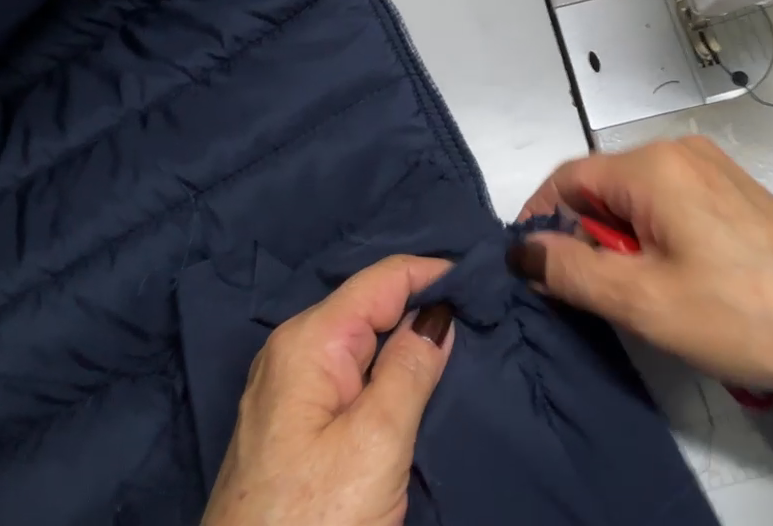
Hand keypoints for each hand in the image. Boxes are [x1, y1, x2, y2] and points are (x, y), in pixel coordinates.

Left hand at [201, 255, 456, 525]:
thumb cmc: (314, 517)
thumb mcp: (376, 440)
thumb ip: (410, 368)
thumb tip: (438, 312)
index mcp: (309, 339)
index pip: (382, 279)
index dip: (434, 272)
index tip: (484, 278)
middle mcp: (293, 349)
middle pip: (370, 303)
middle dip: (422, 301)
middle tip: (481, 311)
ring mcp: (289, 386)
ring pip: (360, 337)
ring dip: (405, 334)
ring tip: (459, 337)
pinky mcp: (293, 420)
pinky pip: (348, 369)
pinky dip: (384, 364)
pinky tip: (412, 375)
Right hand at [514, 136, 772, 421]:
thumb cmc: (742, 314)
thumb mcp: (642, 301)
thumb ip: (570, 271)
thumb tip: (522, 252)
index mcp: (653, 165)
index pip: (568, 177)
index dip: (541, 220)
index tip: (534, 270)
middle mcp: (682, 152)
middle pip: (604, 185)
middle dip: (588, 236)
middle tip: (598, 295)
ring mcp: (716, 169)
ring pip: (639, 198)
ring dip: (624, 242)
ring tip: (646, 297)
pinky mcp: (739, 193)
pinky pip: (674, 205)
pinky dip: (658, 239)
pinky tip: (683, 285)